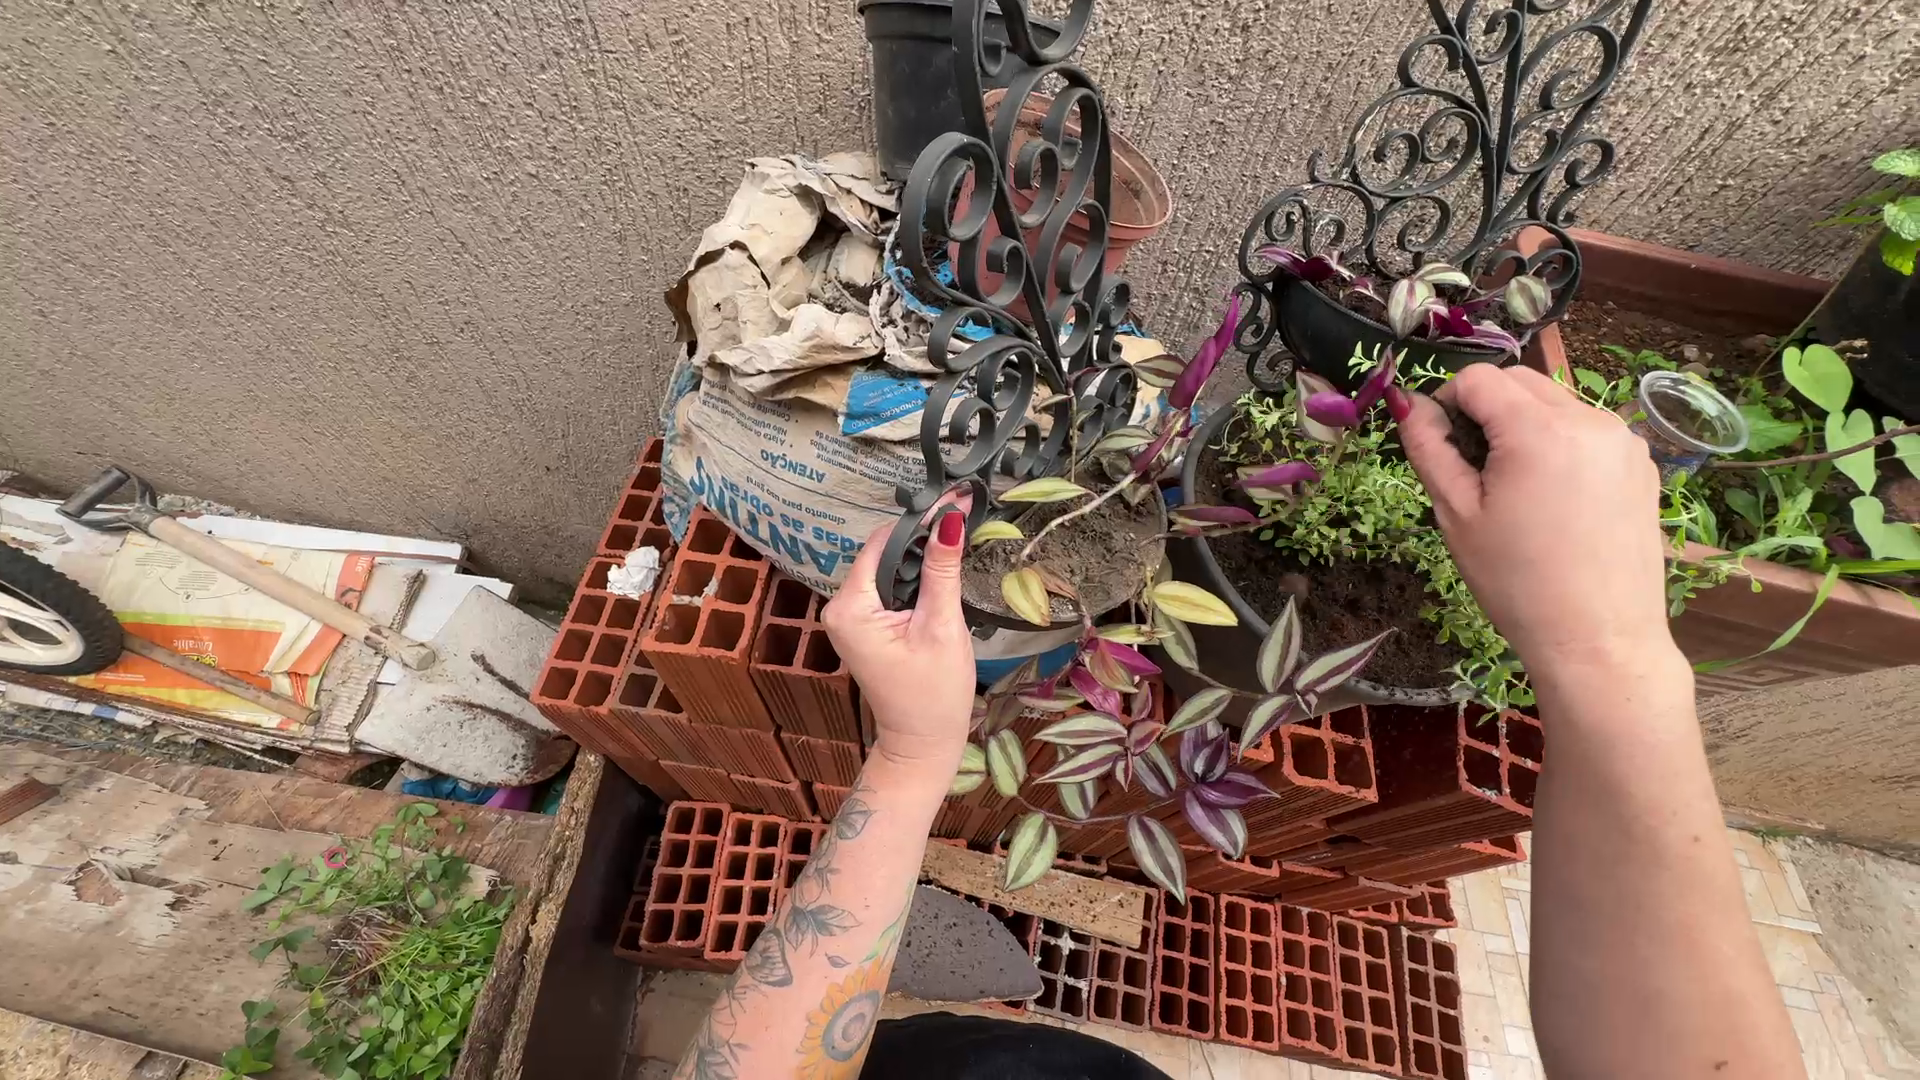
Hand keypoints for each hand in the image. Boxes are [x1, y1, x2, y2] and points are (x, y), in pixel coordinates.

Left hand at [822, 510, 975, 773]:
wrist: (924, 742)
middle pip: (882, 553)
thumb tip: (950, 518)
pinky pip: (888, 588)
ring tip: (957, 529)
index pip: (882, 543)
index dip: (919, 521)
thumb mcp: (941, 626)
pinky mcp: (865, 625)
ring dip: (920, 554)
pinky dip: (914, 577)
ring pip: (887, 568)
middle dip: (921, 535)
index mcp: (851, 607)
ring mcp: (851, 617)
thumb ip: (942, 570)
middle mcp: (840, 607)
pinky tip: (942, 565)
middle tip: (962, 511)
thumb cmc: (934, 691)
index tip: (955, 499)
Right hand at [1398, 365, 1676, 674]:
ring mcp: (1623, 439)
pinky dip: (1552, 440)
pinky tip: (1545, 495)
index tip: (1438, 444)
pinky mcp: (1639, 462)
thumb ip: (1429, 448)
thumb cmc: (1513, 577)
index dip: (1445, 402)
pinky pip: (1583, 427)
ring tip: (1507, 483)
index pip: (1479, 378)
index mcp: (1540, 431)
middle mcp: (1591, 420)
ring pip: (1552, 400)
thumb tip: (1408, 404)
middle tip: (1467, 464)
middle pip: (1518, 380)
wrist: (1597, 635)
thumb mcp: (1455, 512)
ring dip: (1517, 422)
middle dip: (1482, 407)